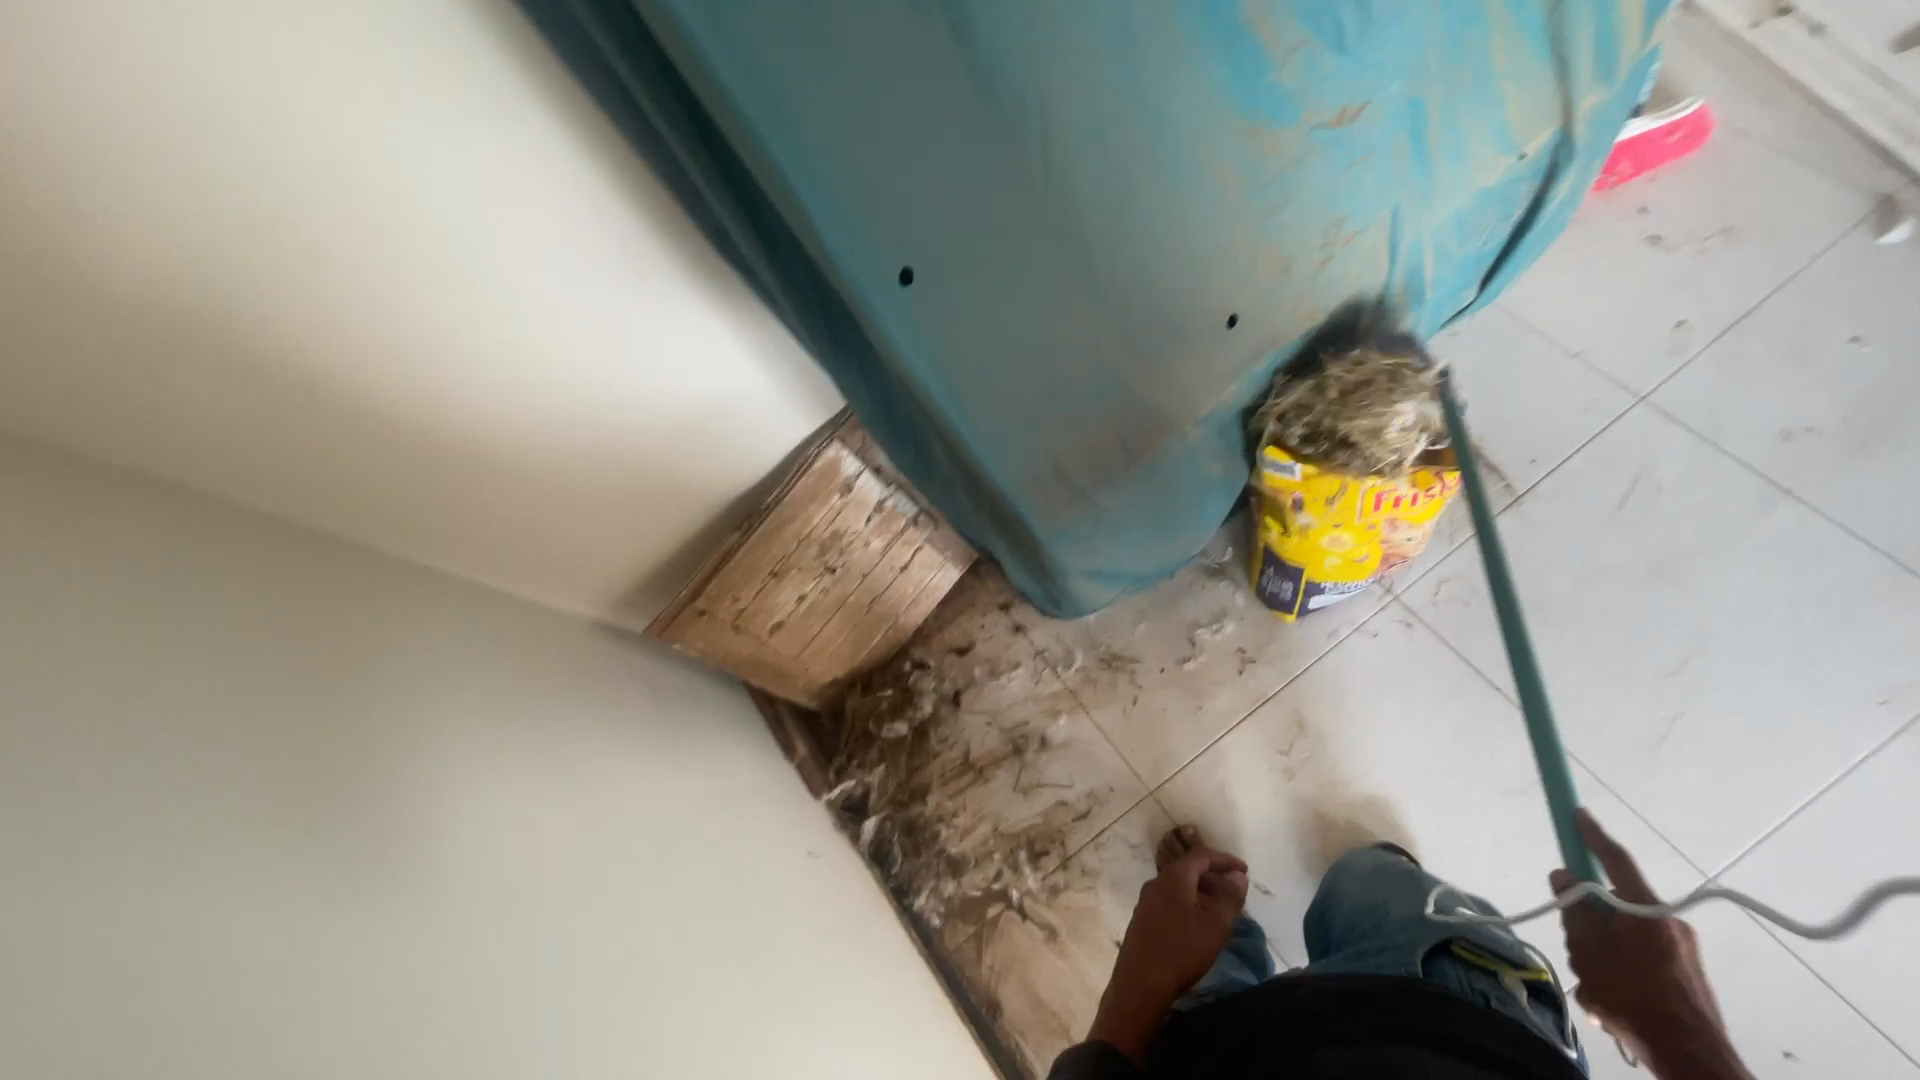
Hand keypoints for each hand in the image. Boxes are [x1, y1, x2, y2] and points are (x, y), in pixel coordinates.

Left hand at [1089, 846, 1248, 1060]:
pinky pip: (1170, 900)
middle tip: (1234, 890)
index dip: (1225, 860)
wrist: (1140, 982)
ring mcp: (1146, 901)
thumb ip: (1229, 897)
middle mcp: (1156, 882)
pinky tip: (1197, 923)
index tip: (1245, 870)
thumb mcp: (1215, 925)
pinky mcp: (1142, 919)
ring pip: (1178, 886)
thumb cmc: (1182, 950)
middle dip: (1213, 876)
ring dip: (1201, 891)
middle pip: (1188, 869)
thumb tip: (1237, 876)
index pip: (1201, 856)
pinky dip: (1188, 903)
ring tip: (1220, 908)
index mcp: (1174, 877)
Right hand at [1553, 810, 1750, 1079]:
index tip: (1576, 811)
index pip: (1615, 860)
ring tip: (1595, 986)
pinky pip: (1639, 961)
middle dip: (1588, 924)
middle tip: (1577, 949)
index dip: (1592, 835)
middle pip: (1613, 907)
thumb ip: (1575, 909)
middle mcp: (1668, 923)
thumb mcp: (1588, 948)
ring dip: (1601, 955)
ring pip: (1623, 937)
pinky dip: (1619, 973)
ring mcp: (1681, 951)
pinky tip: (1610, 1000)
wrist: (1691, 1057)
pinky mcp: (1685, 977)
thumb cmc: (1633, 995)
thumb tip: (1566, 877)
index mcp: (1646, 910)